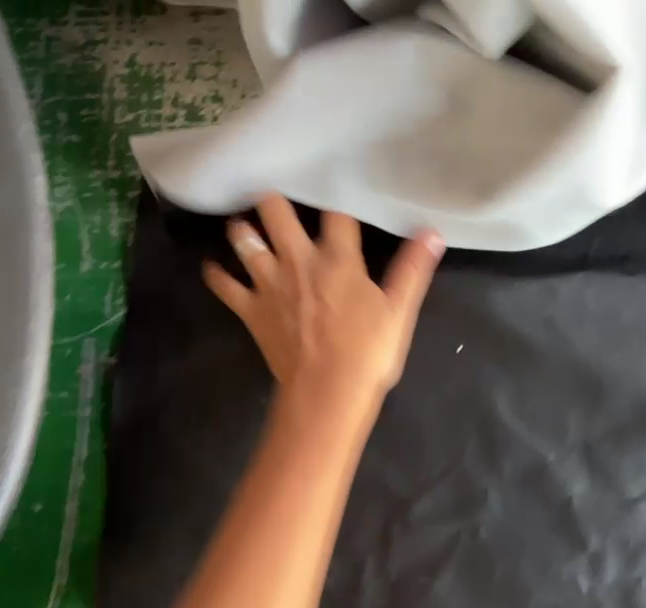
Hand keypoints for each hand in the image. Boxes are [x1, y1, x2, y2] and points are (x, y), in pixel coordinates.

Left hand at [204, 194, 443, 419]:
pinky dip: (217, 275)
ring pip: (245, 240)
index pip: (336, 212)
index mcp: (338, 259)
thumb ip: (412, 270)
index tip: (330, 179)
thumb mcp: (399, 312)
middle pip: (276, 211)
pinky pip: (225, 285)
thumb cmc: (368, 353)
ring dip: (243, 229)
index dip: (333, 192)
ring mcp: (269, 284)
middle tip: (272, 193)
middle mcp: (298, 260)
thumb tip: (432, 233)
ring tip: (244, 223)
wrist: (328, 391)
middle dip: (272, 198)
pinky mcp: (251, 310)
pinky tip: (214, 268)